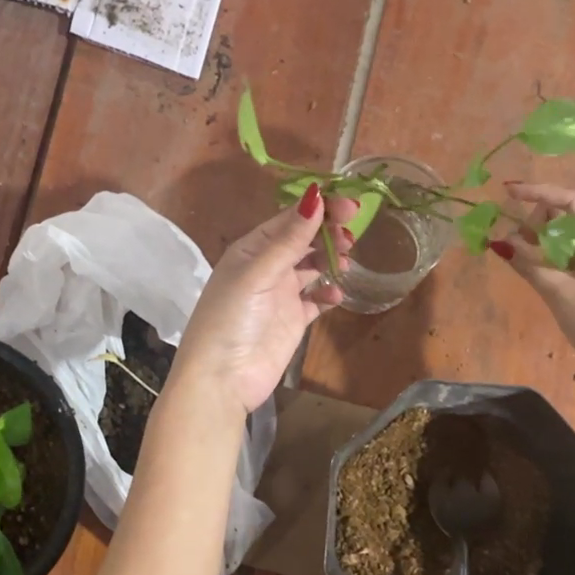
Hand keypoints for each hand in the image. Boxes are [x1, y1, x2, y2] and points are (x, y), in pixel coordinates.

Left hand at [173, 184, 347, 414]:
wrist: (222, 378)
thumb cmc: (231, 320)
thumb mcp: (257, 274)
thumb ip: (288, 240)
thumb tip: (317, 196)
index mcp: (251, 250)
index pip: (289, 220)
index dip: (320, 209)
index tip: (350, 207)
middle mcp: (266, 268)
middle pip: (304, 240)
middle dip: (329, 233)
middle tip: (352, 236)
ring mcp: (280, 295)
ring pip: (312, 267)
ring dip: (330, 260)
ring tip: (346, 263)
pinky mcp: (292, 321)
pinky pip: (316, 300)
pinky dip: (329, 295)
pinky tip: (337, 295)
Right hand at [493, 183, 574, 403]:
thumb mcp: (558, 293)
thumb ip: (529, 264)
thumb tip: (498, 243)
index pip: (573, 200)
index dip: (541, 192)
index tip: (509, 193)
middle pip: (570, 213)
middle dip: (538, 219)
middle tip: (513, 237)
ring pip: (568, 234)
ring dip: (542, 237)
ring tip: (518, 251)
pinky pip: (570, 252)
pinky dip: (550, 253)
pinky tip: (532, 263)